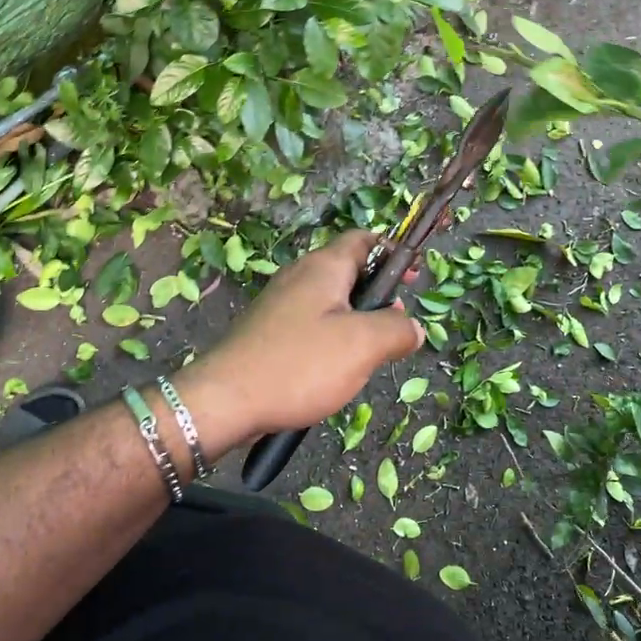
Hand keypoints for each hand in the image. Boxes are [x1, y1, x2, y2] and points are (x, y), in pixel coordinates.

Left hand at [174, 230, 423, 448]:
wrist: (225, 400)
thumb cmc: (300, 365)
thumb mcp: (363, 346)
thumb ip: (397, 330)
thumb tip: (413, 327)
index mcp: (324, 267)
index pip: (364, 240)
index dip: (393, 252)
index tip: (414, 277)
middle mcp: (299, 275)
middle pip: (349, 271)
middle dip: (377, 296)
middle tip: (394, 329)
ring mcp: (280, 302)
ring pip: (330, 302)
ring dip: (355, 323)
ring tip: (365, 358)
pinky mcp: (267, 330)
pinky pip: (310, 324)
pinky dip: (329, 340)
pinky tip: (331, 373)